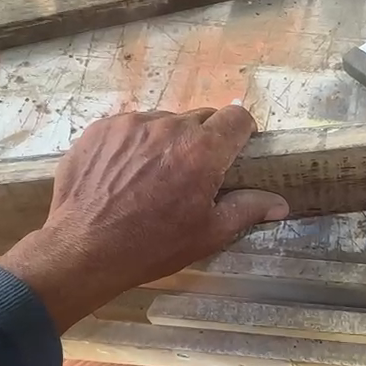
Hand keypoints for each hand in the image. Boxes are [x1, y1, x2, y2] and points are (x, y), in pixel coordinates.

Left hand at [0, 107, 288, 330]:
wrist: (85, 248)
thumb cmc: (155, 244)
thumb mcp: (209, 233)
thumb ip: (248, 209)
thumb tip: (281, 203)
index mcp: (202, 151)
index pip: (237, 117)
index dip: (242, 131)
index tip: (236, 148)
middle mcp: (169, 127)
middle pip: (200, 118)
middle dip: (204, 140)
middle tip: (193, 173)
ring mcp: (131, 124)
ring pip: (164, 122)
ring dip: (168, 141)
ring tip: (153, 175)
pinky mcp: (101, 128)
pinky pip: (130, 127)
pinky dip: (135, 143)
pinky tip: (125, 173)